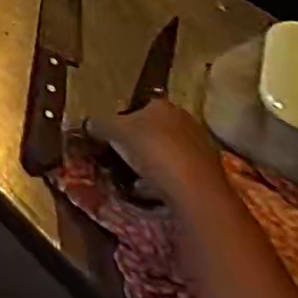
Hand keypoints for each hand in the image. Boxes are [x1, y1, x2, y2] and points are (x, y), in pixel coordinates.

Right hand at [87, 99, 223, 203]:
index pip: (138, 105)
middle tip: (118, 155)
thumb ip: (98, 124)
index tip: (110, 135)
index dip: (121, 119)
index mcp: (163, 105)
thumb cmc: (152, 150)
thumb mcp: (113, 131)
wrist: (195, 192)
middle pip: (153, 129)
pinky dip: (164, 178)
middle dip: (136, 141)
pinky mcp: (209, 174)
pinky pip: (178, 171)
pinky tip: (152, 190)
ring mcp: (201, 148)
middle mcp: (186, 121)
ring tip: (132, 176)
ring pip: (165, 151)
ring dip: (150, 162)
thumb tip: (88, 124)